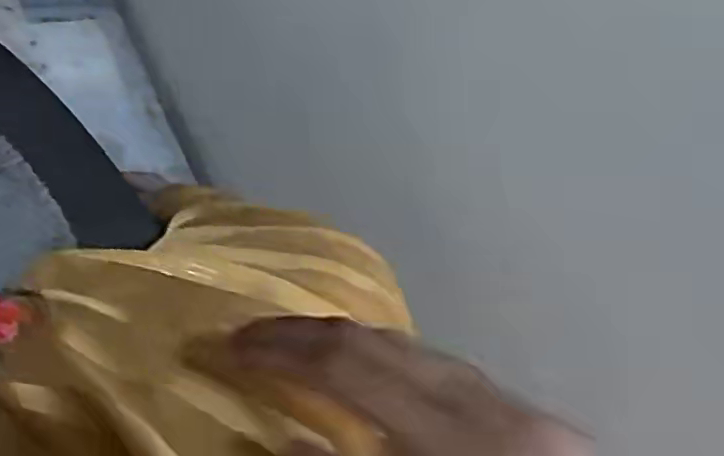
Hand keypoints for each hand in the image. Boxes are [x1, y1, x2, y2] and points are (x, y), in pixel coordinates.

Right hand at [231, 317, 592, 455]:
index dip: (276, 347)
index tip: (229, 344)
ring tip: (298, 347)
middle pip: (369, 341)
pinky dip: (391, 361)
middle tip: (249, 336)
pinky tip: (373, 374)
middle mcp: (486, 402)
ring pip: (409, 348)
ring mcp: (520, 408)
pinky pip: (443, 368)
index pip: (340, 361)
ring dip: (341, 341)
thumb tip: (285, 440)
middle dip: (299, 333)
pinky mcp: (544, 425)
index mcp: (453, 429)